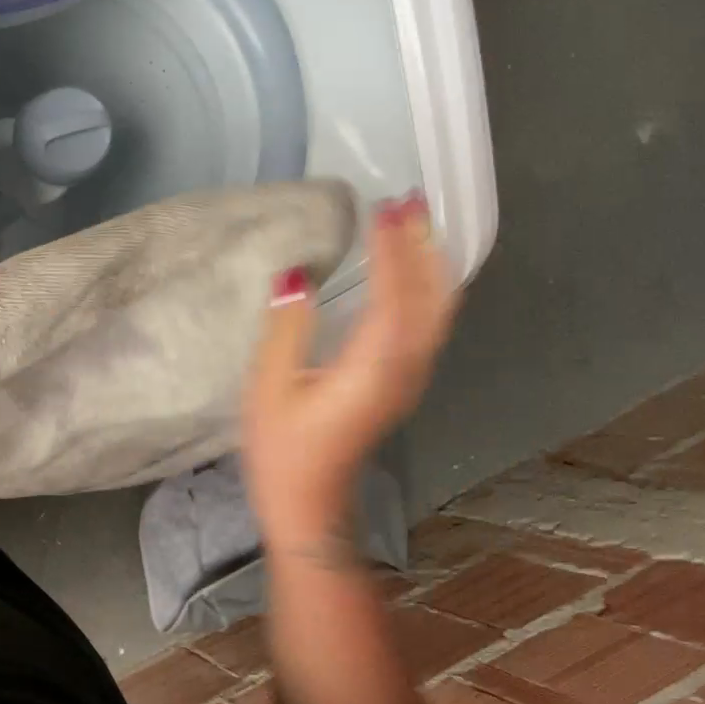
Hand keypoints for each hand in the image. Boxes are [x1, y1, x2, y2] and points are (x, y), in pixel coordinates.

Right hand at [244, 193, 457, 540]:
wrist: (309, 503)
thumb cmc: (282, 449)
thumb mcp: (269, 388)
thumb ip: (285, 329)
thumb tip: (295, 276)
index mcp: (372, 365)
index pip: (395, 294)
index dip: (393, 248)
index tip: (384, 206)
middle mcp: (404, 366)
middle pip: (430, 297)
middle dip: (422, 246)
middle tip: (408, 201)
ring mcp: (408, 376)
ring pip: (435, 310)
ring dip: (427, 263)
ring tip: (413, 225)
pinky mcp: (400, 382)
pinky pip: (426, 322)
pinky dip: (424, 288)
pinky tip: (410, 274)